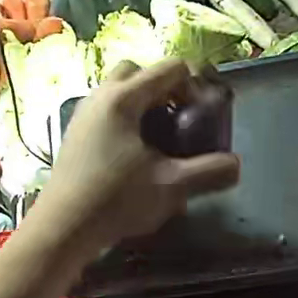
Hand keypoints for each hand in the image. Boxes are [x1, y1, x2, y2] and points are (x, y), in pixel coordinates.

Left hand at [25, 59, 239, 254]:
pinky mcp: (72, 137)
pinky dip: (123, 122)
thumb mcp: (170, 186)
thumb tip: (236, 165)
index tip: (202, 117)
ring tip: (158, 141)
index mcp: (123, 99)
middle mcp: (99, 97)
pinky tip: (132, 157)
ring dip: (142, 107)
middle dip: (164, 91)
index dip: (195, 86)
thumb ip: (208, 172)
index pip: (170, 68)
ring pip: (117, 94)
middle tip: (178, 122)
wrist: (62, 229)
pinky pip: (104, 114)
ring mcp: (81, 116)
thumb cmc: (116, 201)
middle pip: (138, 72)